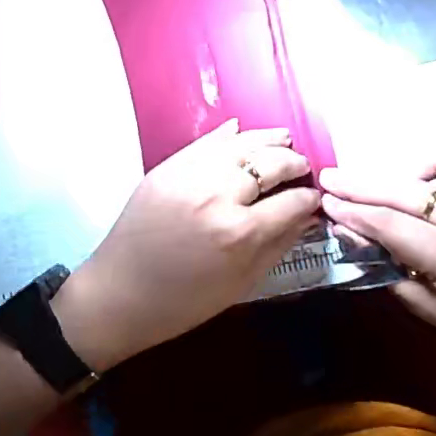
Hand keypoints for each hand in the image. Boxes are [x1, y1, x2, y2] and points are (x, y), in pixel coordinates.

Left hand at [52, 120, 318, 372]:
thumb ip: (279, 244)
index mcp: (240, 232)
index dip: (310, 198)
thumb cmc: (184, 302)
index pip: (292, 202)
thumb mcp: (242, 282)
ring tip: (284, 141)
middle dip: (294, 164)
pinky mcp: (166, 168)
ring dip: (268, 141)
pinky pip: (206, 142)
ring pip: (241, 144)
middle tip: (303, 169)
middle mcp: (218, 195)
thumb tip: (306, 216)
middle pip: (271, 164)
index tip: (316, 198)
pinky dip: (229, 136)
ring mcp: (189, 176)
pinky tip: (244, 133)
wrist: (119, 295)